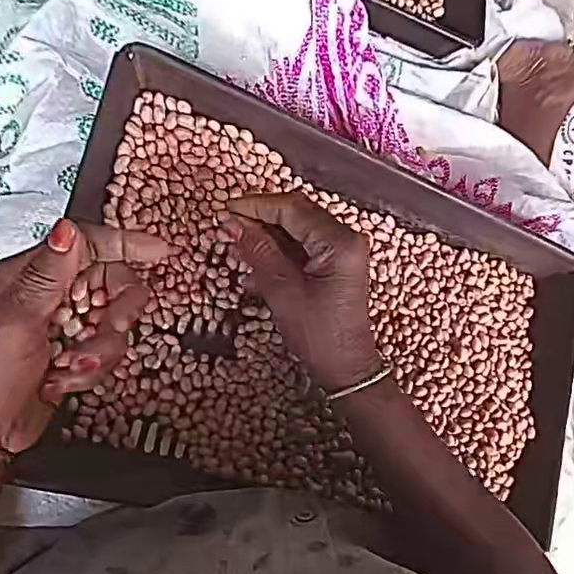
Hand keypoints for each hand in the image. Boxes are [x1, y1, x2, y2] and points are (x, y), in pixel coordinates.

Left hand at [0, 218, 168, 460]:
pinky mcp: (72, 356)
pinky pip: (106, 352)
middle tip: (109, 327)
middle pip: (110, 284)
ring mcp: (62, 328)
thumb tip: (68, 231)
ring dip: (99, 349)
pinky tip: (63, 380)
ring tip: (69, 366)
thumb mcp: (15, 322)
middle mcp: (48, 297)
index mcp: (28, 277)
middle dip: (116, 310)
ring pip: (114, 323)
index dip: (125, 245)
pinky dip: (92, 369)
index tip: (160, 252)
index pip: (85, 245)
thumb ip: (47, 276)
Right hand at [219, 193, 381, 390]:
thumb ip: (259, 253)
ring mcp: (343, 252)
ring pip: (298, 229)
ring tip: (237, 245)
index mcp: (339, 242)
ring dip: (267, 235)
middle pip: (296, 214)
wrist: (346, 367)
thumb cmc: (320, 336)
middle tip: (228, 227)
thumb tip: (233, 224)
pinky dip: (279, 251)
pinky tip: (255, 262)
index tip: (226, 211)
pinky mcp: (336, 265)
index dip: (255, 206)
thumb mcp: (283, 292)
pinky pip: (304, 247)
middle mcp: (346, 240)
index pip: (292, 209)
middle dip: (260, 219)